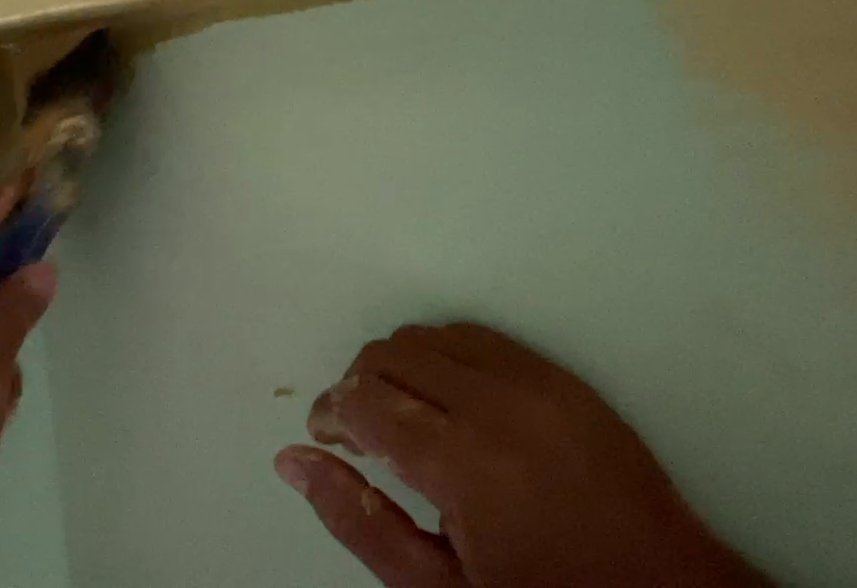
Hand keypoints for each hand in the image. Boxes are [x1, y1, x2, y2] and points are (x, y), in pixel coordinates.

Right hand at [275, 323, 768, 587]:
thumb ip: (358, 520)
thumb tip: (292, 459)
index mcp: (463, 461)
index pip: (363, 398)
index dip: (331, 413)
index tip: (330, 438)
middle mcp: (497, 404)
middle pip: (389, 354)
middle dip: (359, 387)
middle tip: (365, 437)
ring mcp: (537, 383)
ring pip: (430, 335)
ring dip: (401, 368)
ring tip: (409, 418)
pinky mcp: (563, 377)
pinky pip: (480, 338)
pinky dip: (446, 359)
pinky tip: (453, 404)